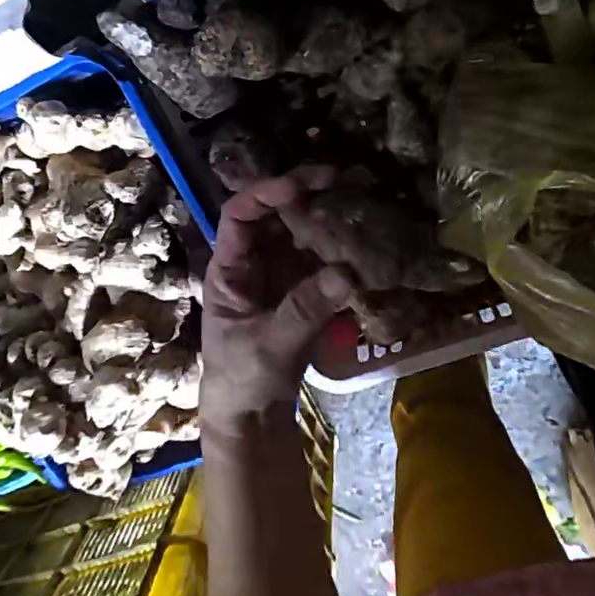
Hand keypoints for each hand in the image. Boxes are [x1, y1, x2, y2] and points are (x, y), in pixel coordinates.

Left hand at [200, 167, 354, 431]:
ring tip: (359, 202)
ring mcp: (281, 275)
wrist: (253, 416)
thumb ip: (304, 310)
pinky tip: (364, 240)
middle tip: (341, 179)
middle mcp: (255, 262)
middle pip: (276, 216)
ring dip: (327, 218)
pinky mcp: (304, 291)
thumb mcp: (268, 347)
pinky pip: (322, 260)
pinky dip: (342, 249)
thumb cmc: (242, 379)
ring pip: (302, 234)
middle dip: (305, 194)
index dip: (265, 194)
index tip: (300, 187)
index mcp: (230, 269)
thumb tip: (345, 272)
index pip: (240, 216)